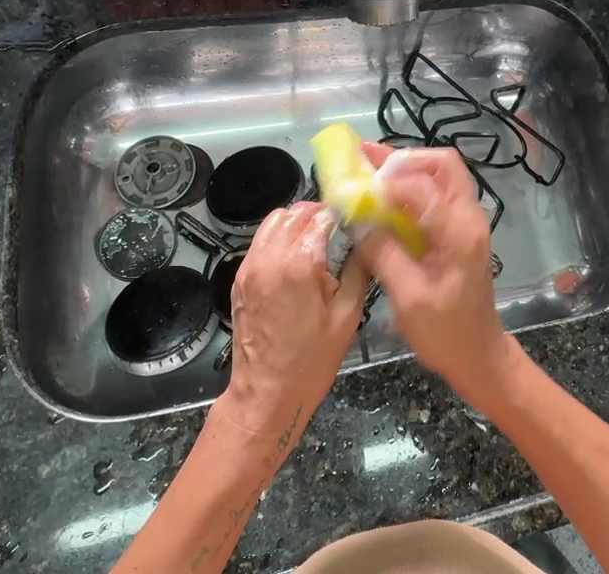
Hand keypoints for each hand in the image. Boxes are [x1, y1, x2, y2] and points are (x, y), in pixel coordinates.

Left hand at [222, 201, 368, 436]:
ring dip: (298, 223)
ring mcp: (249, 267)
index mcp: (298, 264)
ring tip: (319, 244)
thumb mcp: (348, 315)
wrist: (266, 395)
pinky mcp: (241, 279)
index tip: (357, 226)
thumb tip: (367, 241)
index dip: (342, 216)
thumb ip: (358, 269)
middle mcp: (268, 257)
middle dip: (320, 216)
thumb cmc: (311, 360)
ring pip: (275, 221)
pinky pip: (262, 241)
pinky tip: (299, 260)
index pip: (321, 216)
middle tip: (341, 235)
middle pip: (296, 212)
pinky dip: (281, 238)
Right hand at [355, 144, 521, 406]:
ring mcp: (465, 222)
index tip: (356, 192)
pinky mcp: (457, 231)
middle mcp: (468, 217)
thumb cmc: (447, 332)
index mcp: (460, 231)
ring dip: (404, 170)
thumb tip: (357, 219)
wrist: (479, 355)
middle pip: (442, 164)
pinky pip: (434, 195)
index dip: (387, 185)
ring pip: (439, 175)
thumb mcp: (409, 298)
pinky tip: (381, 199)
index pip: (423, 187)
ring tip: (366, 170)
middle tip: (364, 162)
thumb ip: (384, 253)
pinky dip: (408, 189)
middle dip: (402, 159)